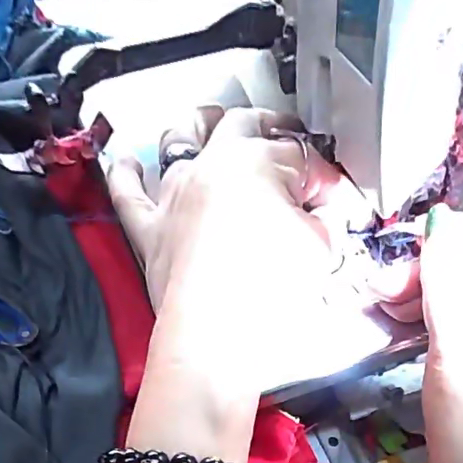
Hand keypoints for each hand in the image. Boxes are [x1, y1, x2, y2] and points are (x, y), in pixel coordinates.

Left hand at [109, 107, 364, 415]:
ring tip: (212, 122)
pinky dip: (127, 173)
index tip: (335, 198)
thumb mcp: (319, 253)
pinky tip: (129, 160)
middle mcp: (212, 168)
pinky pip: (128, 192)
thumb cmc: (266, 298)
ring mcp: (176, 197)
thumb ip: (326, 225)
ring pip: (181, 137)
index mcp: (260, 164)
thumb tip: (326, 217)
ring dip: (200, 125)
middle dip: (271, 127)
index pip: (302, 156)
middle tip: (287, 139)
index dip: (323, 176)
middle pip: (244, 125)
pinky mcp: (150, 232)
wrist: (217, 340)